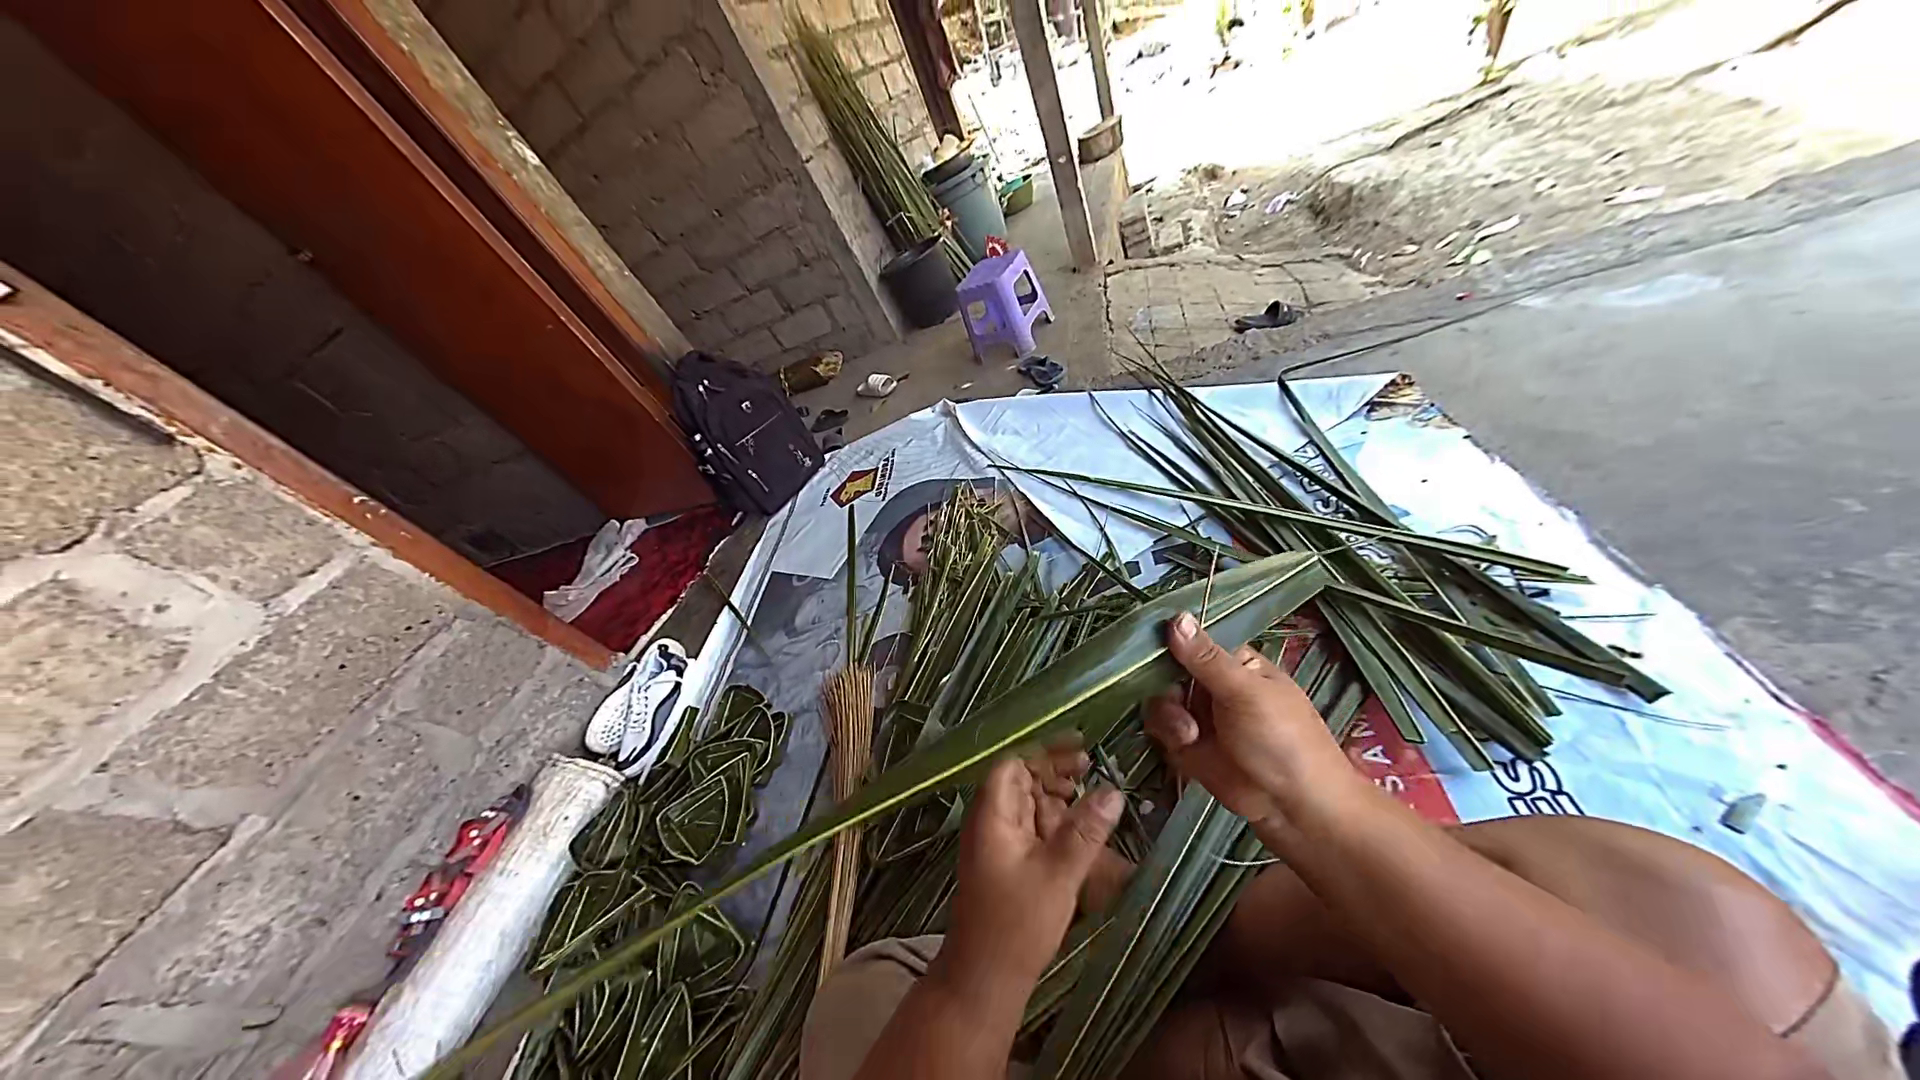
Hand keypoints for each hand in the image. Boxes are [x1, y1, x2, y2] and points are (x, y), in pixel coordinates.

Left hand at [939, 755, 1121, 994]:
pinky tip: (1077, 830)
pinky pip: (1030, 828)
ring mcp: (997, 843)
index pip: (1012, 764)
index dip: (1044, 752)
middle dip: (1053, 771)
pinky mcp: (1006, 862)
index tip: (1080, 749)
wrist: (984, 981)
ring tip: (1088, 796)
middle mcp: (989, 821)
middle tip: (1090, 769)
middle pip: (1019, 780)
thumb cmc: (1016, 924)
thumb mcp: (1058, 874)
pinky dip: (1052, 821)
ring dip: (1055, 796)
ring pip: (1026, 804)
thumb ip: (1085, 831)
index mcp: (991, 814)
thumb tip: (1113, 791)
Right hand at [1143, 612, 1355, 825]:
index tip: (1145, 641)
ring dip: (1168, 714)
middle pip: (1166, 669)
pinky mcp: (1186, 745)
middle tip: (1174, 698)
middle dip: (1164, 683)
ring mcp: (1198, 715)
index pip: (1191, 639)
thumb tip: (1176, 616)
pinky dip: (1166, 733)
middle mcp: (1211, 685)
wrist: (1295, 809)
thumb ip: (1205, 657)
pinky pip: (1159, 728)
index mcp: (1233, 663)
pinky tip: (1185, 744)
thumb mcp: (1245, 692)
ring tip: (1188, 734)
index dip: (1167, 639)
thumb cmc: (1283, 740)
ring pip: (1159, 698)